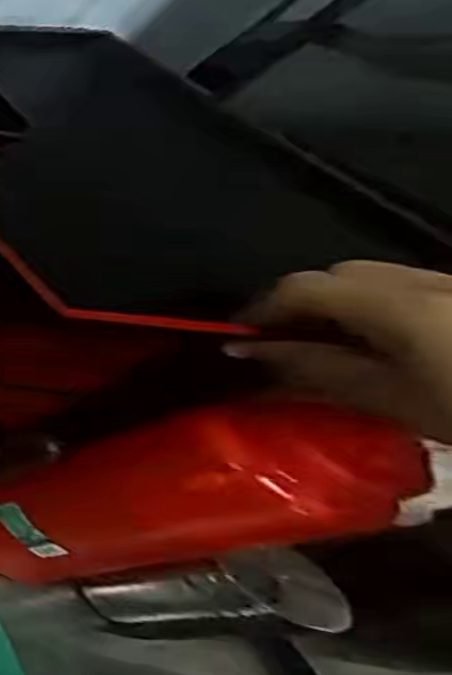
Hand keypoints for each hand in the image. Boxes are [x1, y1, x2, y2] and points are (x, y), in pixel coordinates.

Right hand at [232, 260, 451, 441]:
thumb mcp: (399, 402)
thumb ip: (319, 368)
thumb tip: (250, 349)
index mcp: (400, 304)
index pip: (301, 286)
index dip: (262, 307)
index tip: (242, 337)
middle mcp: (436, 282)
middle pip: (345, 272)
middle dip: (309, 300)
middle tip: (292, 340)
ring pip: (390, 279)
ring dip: (355, 304)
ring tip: (350, 346)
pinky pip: (430, 291)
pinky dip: (398, 309)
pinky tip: (407, 346)